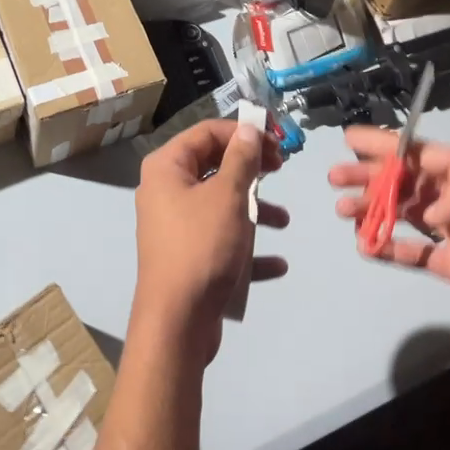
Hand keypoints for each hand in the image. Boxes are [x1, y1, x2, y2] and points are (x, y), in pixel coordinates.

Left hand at [131, 119, 287, 365]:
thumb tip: (248, 128)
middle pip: (213, 166)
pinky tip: (276, 263)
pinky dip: (247, 249)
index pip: (206, 132)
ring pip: (220, 206)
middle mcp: (166, 191)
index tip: (277, 142)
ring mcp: (174, 226)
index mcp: (167, 168)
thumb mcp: (227, 196)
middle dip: (250, 170)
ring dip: (253, 209)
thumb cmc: (201, 246)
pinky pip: (221, 242)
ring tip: (283, 221)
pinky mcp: (187, 257)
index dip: (242, 132)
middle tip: (281, 171)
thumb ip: (241, 159)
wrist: (177, 321)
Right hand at [329, 130, 449, 369]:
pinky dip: (389, 249)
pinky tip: (366, 246)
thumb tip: (429, 209)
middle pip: (409, 182)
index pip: (427, 154)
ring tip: (343, 211)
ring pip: (406, 216)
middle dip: (372, 176)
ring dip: (373, 210)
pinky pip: (416, 255)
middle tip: (336, 177)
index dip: (389, 145)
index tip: (352, 139)